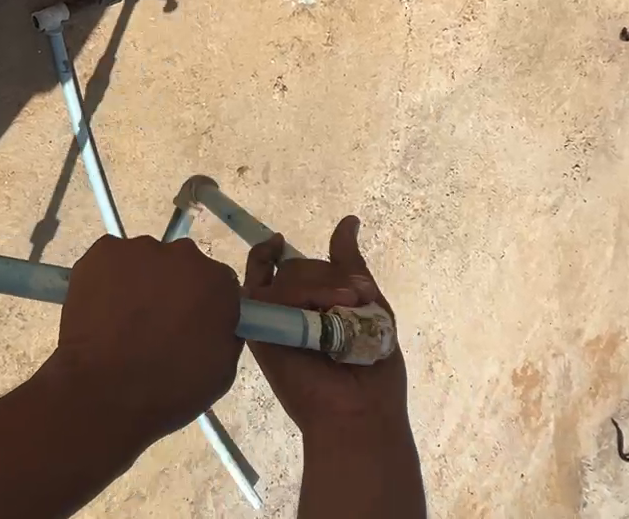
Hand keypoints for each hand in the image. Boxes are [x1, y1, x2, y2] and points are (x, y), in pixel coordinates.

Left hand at [42, 234, 242, 445]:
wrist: (103, 390)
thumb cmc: (168, 389)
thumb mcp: (220, 370)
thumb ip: (223, 330)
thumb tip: (215, 319)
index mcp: (216, 282)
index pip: (218, 284)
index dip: (205, 306)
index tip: (192, 326)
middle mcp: (182, 254)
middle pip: (181, 265)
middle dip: (173, 288)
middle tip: (157, 325)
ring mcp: (139, 248)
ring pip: (144, 261)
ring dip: (139, 283)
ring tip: (123, 322)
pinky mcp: (102, 250)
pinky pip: (111, 260)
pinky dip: (107, 278)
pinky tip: (101, 310)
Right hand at [246, 216, 408, 445]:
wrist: (360, 409)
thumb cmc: (372, 367)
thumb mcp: (370, 306)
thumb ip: (350, 264)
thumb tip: (349, 220)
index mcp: (314, 306)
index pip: (304, 267)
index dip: (316, 262)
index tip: (342, 266)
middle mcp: (290, 309)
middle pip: (296, 266)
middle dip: (327, 278)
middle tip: (352, 303)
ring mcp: (272, 316)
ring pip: (284, 274)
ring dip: (314, 286)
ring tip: (337, 313)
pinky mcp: (257, 326)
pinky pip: (257, 287)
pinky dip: (271, 274)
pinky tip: (276, 259)